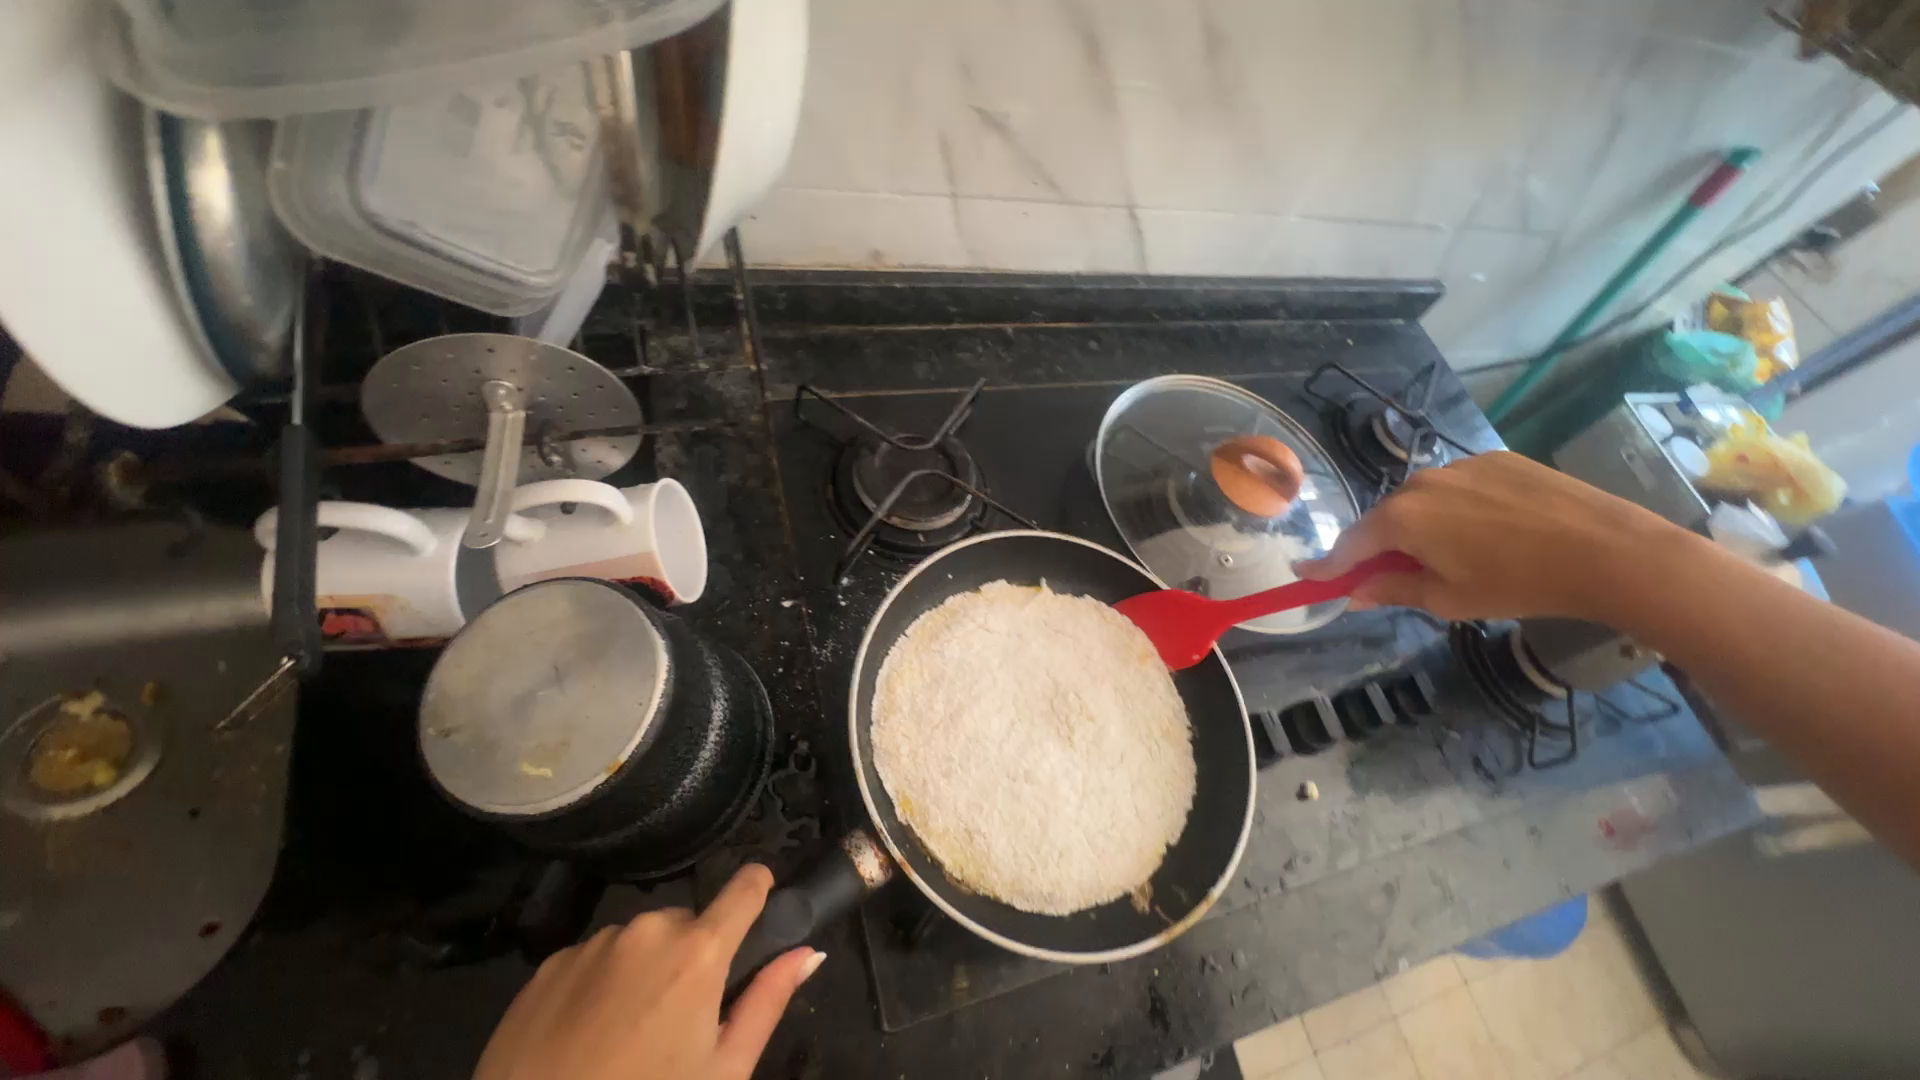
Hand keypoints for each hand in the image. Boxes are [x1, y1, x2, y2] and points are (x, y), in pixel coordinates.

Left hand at [473, 864, 822, 1079]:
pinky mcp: (548, 965)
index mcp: (699, 951)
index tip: (759, 912)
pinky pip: (594, 959)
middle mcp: (647, 930)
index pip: (746, 886)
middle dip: (693, 958)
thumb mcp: (723, 1072)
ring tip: (626, 1037)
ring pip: (640, 941)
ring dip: (645, 970)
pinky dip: (600, 986)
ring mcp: (593, 944)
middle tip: (680, 1022)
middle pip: (689, 924)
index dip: (759, 892)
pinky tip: (585, 1040)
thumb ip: (768, 1001)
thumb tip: (809, 953)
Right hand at [1299, 451, 1686, 622]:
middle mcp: (1420, 483)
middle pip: (1384, 518)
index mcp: (1401, 519)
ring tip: (1454, 553)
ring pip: (1421, 500)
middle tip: (1392, 574)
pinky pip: (1458, 485)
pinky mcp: (1496, 458)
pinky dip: (1457, 507)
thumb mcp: (1448, 600)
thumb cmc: (1519, 584)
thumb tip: (1355, 593)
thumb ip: (1392, 590)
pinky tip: (1490, 529)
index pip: (1349, 545)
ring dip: (1421, 525)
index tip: (1307, 575)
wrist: (1610, 551)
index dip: (1327, 565)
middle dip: (1381, 546)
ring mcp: (1460, 465)